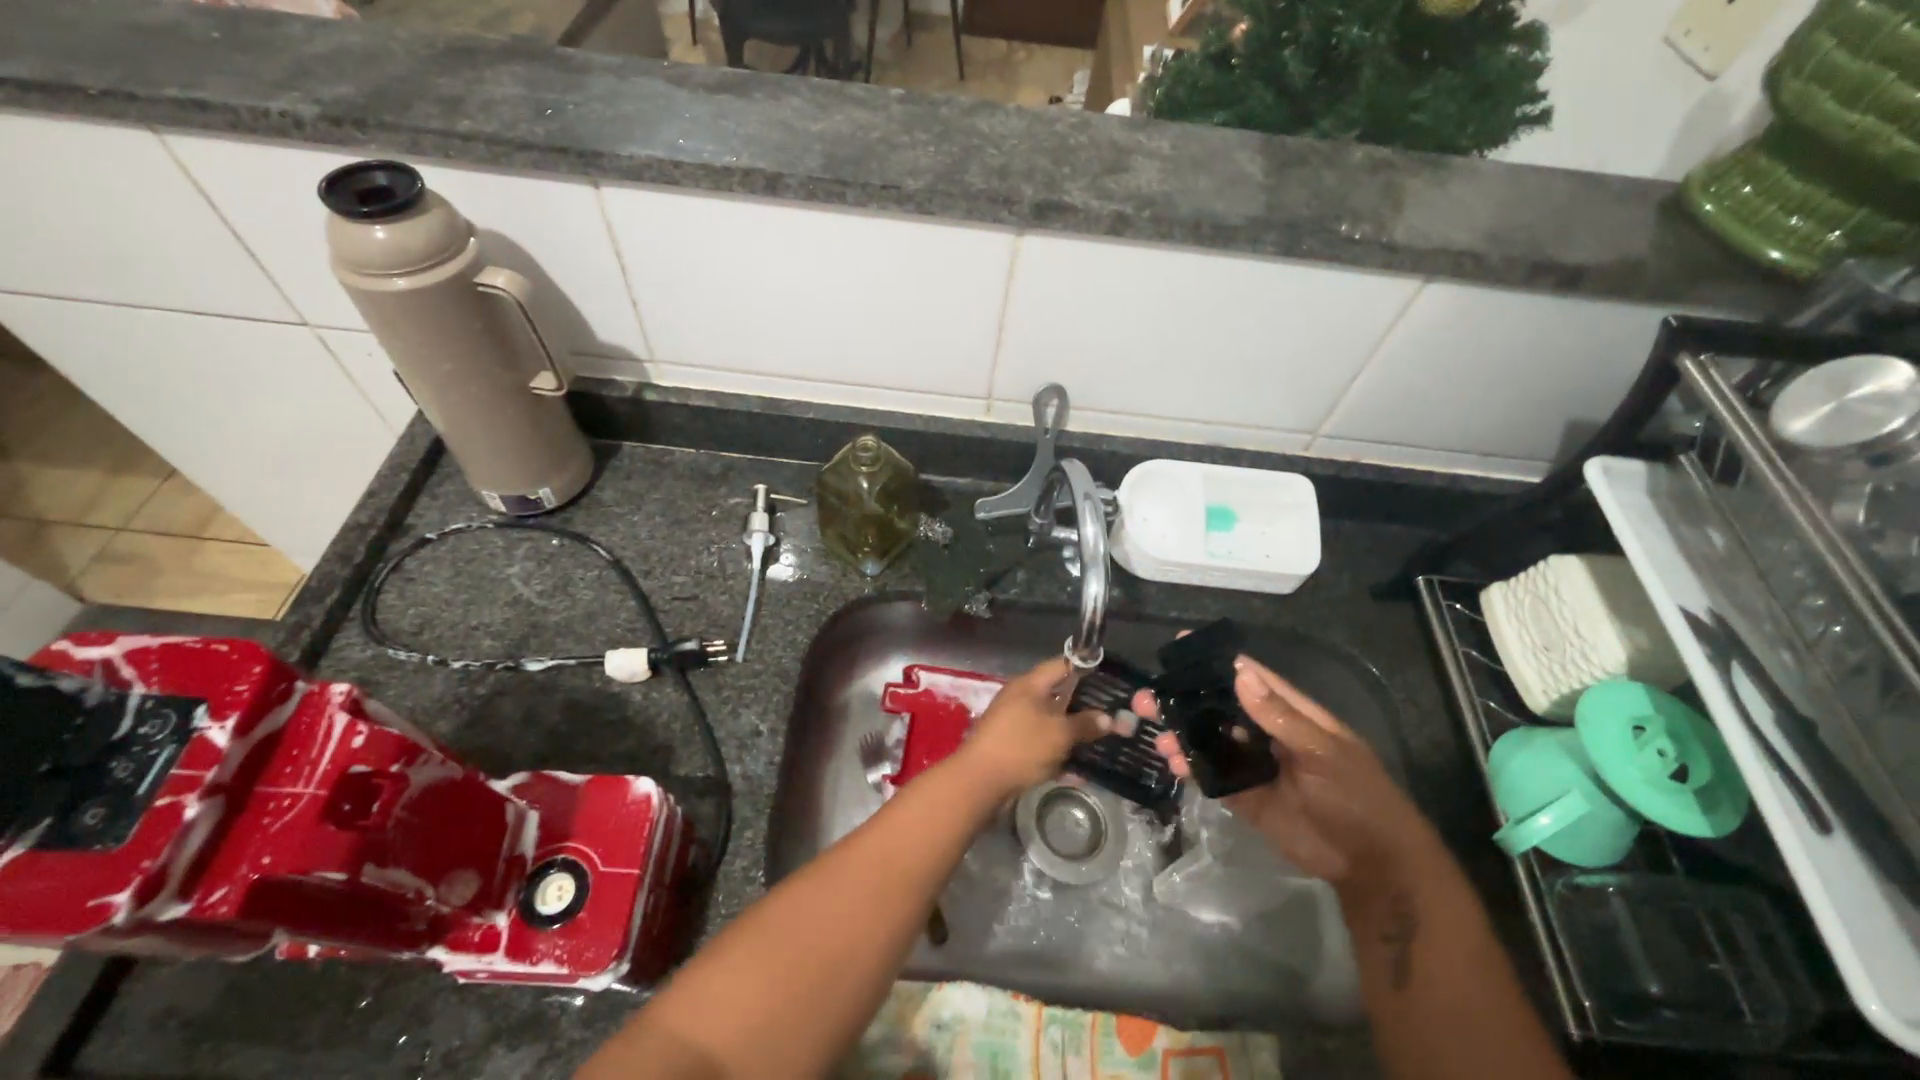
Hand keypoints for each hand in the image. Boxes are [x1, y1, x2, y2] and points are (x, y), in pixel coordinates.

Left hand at [953, 656, 1111, 799]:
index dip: (1085, 668)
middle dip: (1084, 707)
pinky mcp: (1011, 746)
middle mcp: (1020, 698)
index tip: (1109, 679)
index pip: (1061, 665)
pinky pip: (1041, 744)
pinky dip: (1057, 753)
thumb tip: (1109, 718)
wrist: (979, 781)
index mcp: (1029, 685)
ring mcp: (1014, 723)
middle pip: (1057, 695)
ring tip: (1100, 743)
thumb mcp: (1059, 734)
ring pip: (1050, 722)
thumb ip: (1085, 724)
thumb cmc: (1021, 747)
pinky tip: (1077, 770)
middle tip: (1111, 716)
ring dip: (1072, 733)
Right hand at [1138, 653, 1435, 896]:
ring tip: (1152, 731)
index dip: (1218, 662)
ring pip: (1211, 743)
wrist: (1370, 864)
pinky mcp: (1246, 799)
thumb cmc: (1357, 797)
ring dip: (1182, 735)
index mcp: (1293, 715)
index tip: (1180, 645)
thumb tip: (1240, 671)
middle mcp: (1270, 736)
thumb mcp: (1322, 752)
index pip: (1251, 679)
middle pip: (1221, 711)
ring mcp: (1256, 768)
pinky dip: (1191, 769)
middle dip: (1186, 701)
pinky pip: (1213, 778)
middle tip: (1148, 697)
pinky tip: (1172, 763)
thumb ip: (1279, 716)